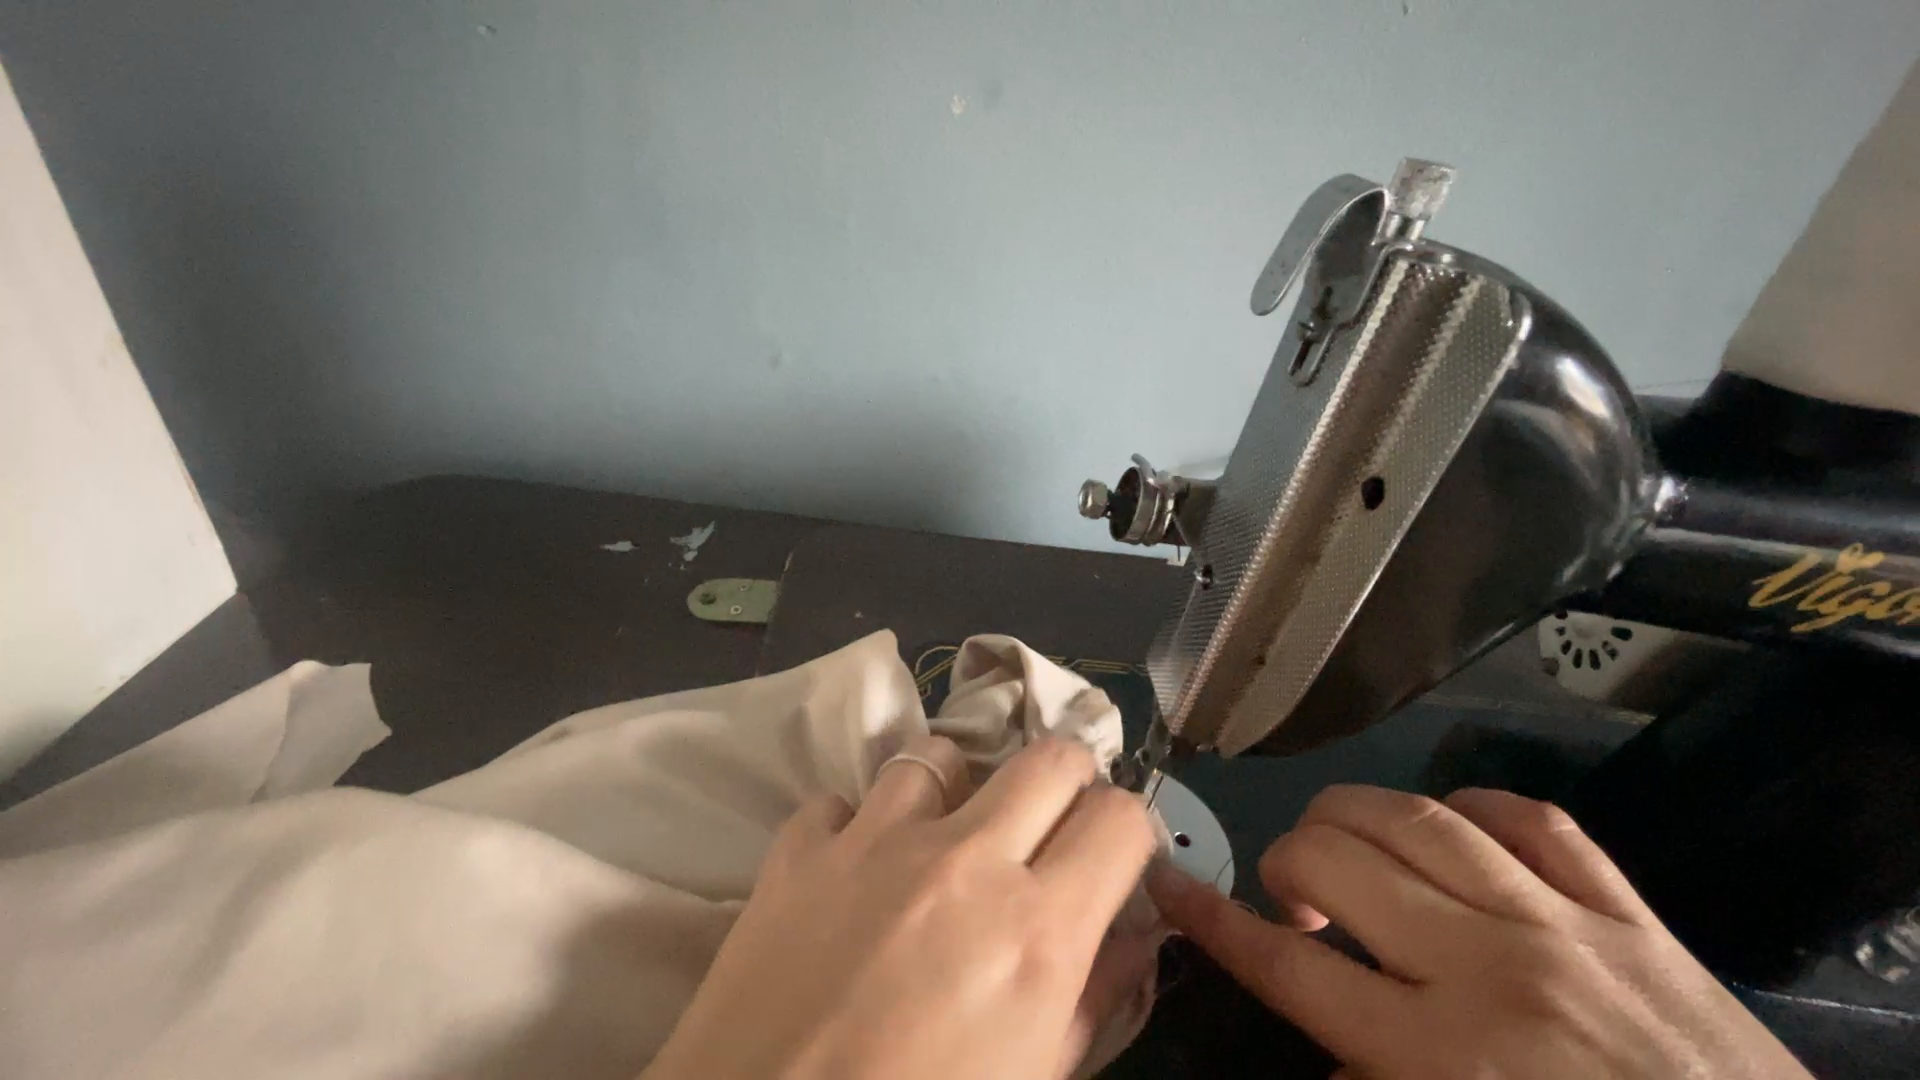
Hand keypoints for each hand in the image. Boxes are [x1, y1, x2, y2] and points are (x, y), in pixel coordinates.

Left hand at [643, 735, 1158, 1079]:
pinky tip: (853, 870)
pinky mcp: (802, 847)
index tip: (1110, 853)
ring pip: (941, 755)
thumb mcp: (1033, 1078)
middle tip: (1047, 825)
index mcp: (1037, 929)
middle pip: (1049, 759)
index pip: (1120, 819)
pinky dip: (858, 824)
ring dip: (956, 791)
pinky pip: (844, 799)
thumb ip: (1094, 996)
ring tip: (941, 839)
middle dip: (1066, 783)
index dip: (1128, 829)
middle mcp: (966, 861)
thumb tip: (1134, 934)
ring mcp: (877, 841)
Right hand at [1147, 784, 1812, 1079]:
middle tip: (1292, 894)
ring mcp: (1565, 928)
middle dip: (1285, 863)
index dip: (1212, 919)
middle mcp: (1490, 972)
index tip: (1168, 883)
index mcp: (1443, 1057)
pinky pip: (1532, 821)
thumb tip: (1331, 1046)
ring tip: (1342, 846)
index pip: (1288, 964)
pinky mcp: (1631, 912)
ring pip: (1417, 820)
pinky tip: (1449, 827)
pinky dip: (1472, 807)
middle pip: (1337, 864)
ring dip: (1352, 818)